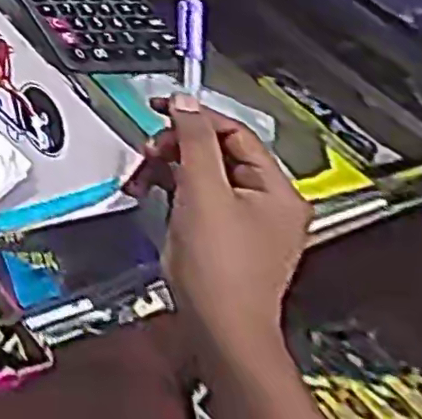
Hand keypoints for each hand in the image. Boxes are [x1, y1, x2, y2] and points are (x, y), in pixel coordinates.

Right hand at [123, 94, 310, 355]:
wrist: (217, 317)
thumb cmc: (221, 264)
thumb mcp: (203, 189)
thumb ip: (194, 141)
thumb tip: (186, 104)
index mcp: (276, 191)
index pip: (235, 133)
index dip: (196, 116)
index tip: (163, 106)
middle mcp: (264, 200)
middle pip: (213, 149)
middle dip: (175, 145)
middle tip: (152, 149)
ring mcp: (240, 214)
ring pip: (196, 168)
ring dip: (164, 164)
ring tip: (145, 173)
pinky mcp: (216, 225)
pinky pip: (189, 188)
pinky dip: (165, 184)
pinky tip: (149, 189)